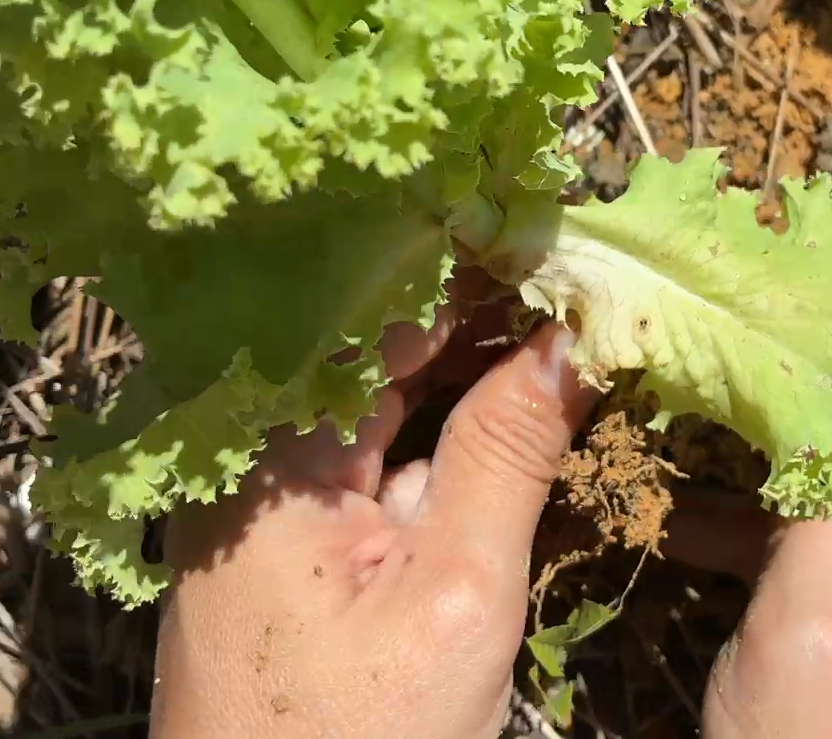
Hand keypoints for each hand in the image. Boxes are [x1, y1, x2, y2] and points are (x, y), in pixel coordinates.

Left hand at [149, 308, 598, 738]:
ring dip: (467, 362)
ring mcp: (271, 490)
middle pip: (379, 347)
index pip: (382, 318)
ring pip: (383, 392)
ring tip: (550, 324)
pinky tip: (506, 397)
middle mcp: (253, 450)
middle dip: (476, 313)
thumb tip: (578, 336)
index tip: (546, 242)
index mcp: (271, 448)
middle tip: (565, 282)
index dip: (469, 275)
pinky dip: (444, 419)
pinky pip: (379, 443)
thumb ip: (512, 449)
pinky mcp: (297, 526)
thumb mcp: (458, 590)